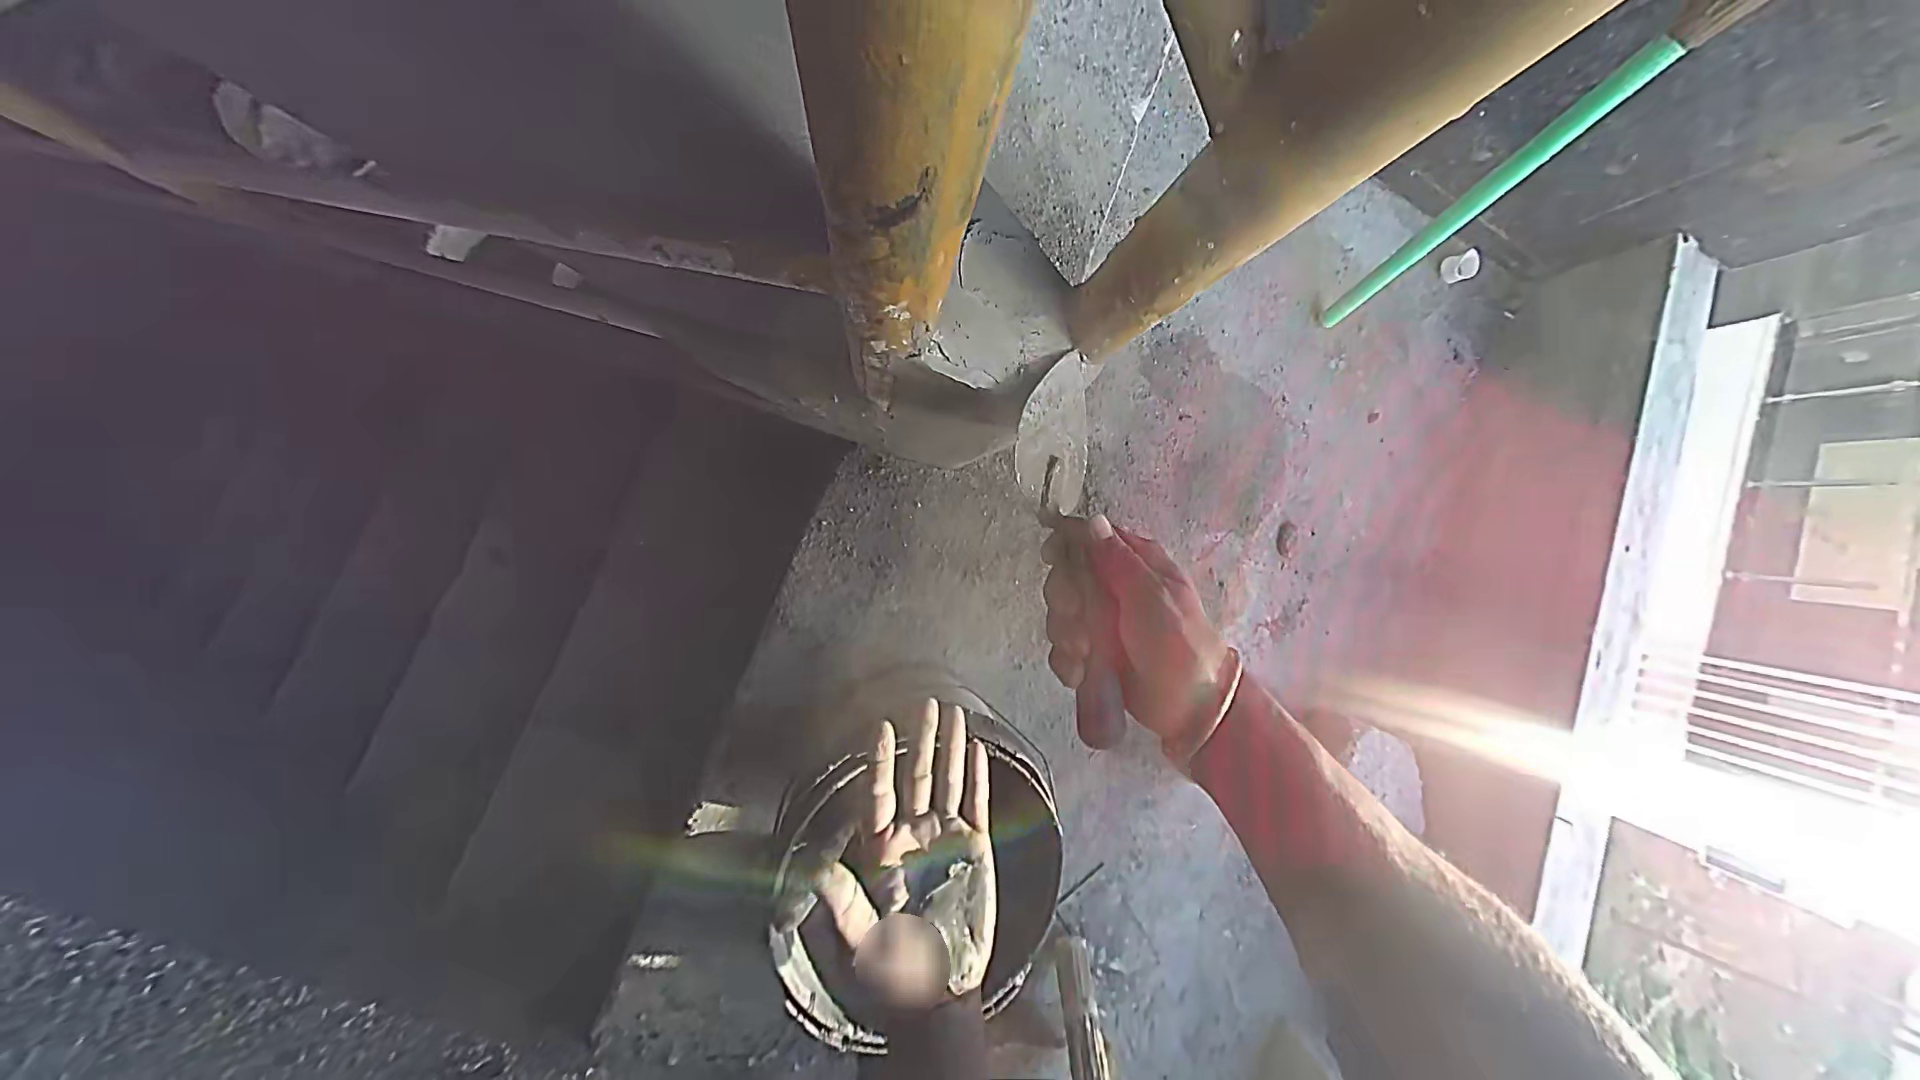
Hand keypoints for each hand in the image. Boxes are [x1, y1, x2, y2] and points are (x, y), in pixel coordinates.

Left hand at [809, 700, 996, 1003]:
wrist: (940, 987)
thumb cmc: (895, 965)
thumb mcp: (861, 935)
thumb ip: (842, 900)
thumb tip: (813, 870)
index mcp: (883, 848)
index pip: (880, 793)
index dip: (880, 761)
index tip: (880, 729)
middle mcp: (914, 834)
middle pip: (918, 775)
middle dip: (922, 738)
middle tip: (927, 704)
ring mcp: (946, 836)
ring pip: (949, 781)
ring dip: (952, 747)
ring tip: (955, 715)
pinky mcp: (975, 847)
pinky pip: (976, 803)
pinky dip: (977, 777)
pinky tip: (976, 751)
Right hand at [1042, 514, 1231, 748]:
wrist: (1190, 705)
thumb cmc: (1178, 643)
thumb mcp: (1150, 595)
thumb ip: (1117, 559)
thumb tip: (1092, 522)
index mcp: (1135, 563)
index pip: (1088, 538)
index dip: (1065, 546)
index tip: (1054, 559)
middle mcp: (1114, 587)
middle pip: (1065, 576)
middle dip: (1065, 600)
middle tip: (1080, 617)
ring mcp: (1101, 622)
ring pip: (1059, 614)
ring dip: (1066, 635)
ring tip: (1088, 654)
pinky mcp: (1092, 653)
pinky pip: (1062, 648)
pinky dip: (1068, 661)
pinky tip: (1083, 672)